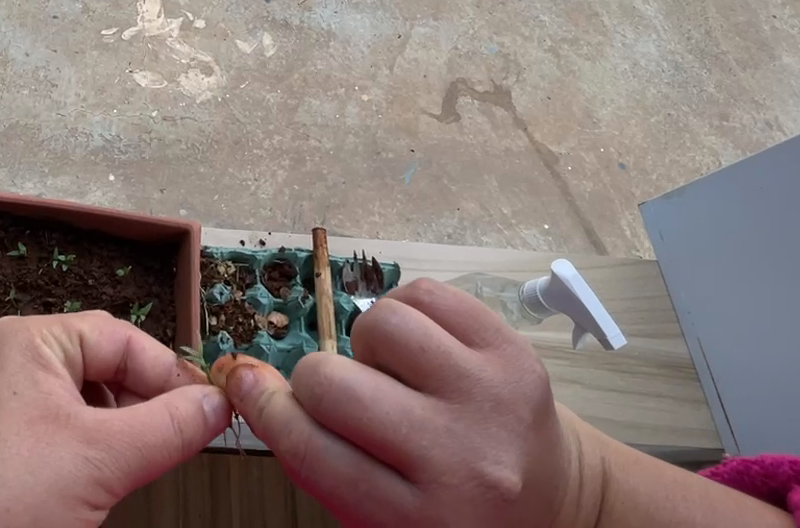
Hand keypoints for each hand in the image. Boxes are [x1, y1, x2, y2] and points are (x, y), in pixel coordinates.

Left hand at [0, 312, 231, 527]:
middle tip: (184, 435)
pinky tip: (113, 471)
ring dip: (129, 424)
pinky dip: (104, 442)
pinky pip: (76, 420)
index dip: (167, 371)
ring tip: (146, 457)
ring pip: (97, 394)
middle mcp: (20, 356)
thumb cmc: (11, 503)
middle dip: (147, 400)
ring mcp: (15, 395)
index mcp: (31, 339)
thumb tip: (221, 403)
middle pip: (109, 362)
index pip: (119, 337)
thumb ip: (169, 427)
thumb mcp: (102, 459)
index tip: (210, 406)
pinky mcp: (15, 433)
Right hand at [222, 277, 595, 527]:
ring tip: (394, 375)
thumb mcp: (380, 515)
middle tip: (346, 400)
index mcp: (419, 523)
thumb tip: (244, 377)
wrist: (557, 502)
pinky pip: (420, 294)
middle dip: (320, 384)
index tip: (242, 379)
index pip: (309, 448)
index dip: (263, 406)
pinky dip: (406, 312)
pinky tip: (423, 350)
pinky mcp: (513, 351)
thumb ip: (315, 454)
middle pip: (330, 382)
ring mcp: (491, 400)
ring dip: (368, 346)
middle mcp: (460, 463)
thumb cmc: (449, 511)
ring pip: (376, 324)